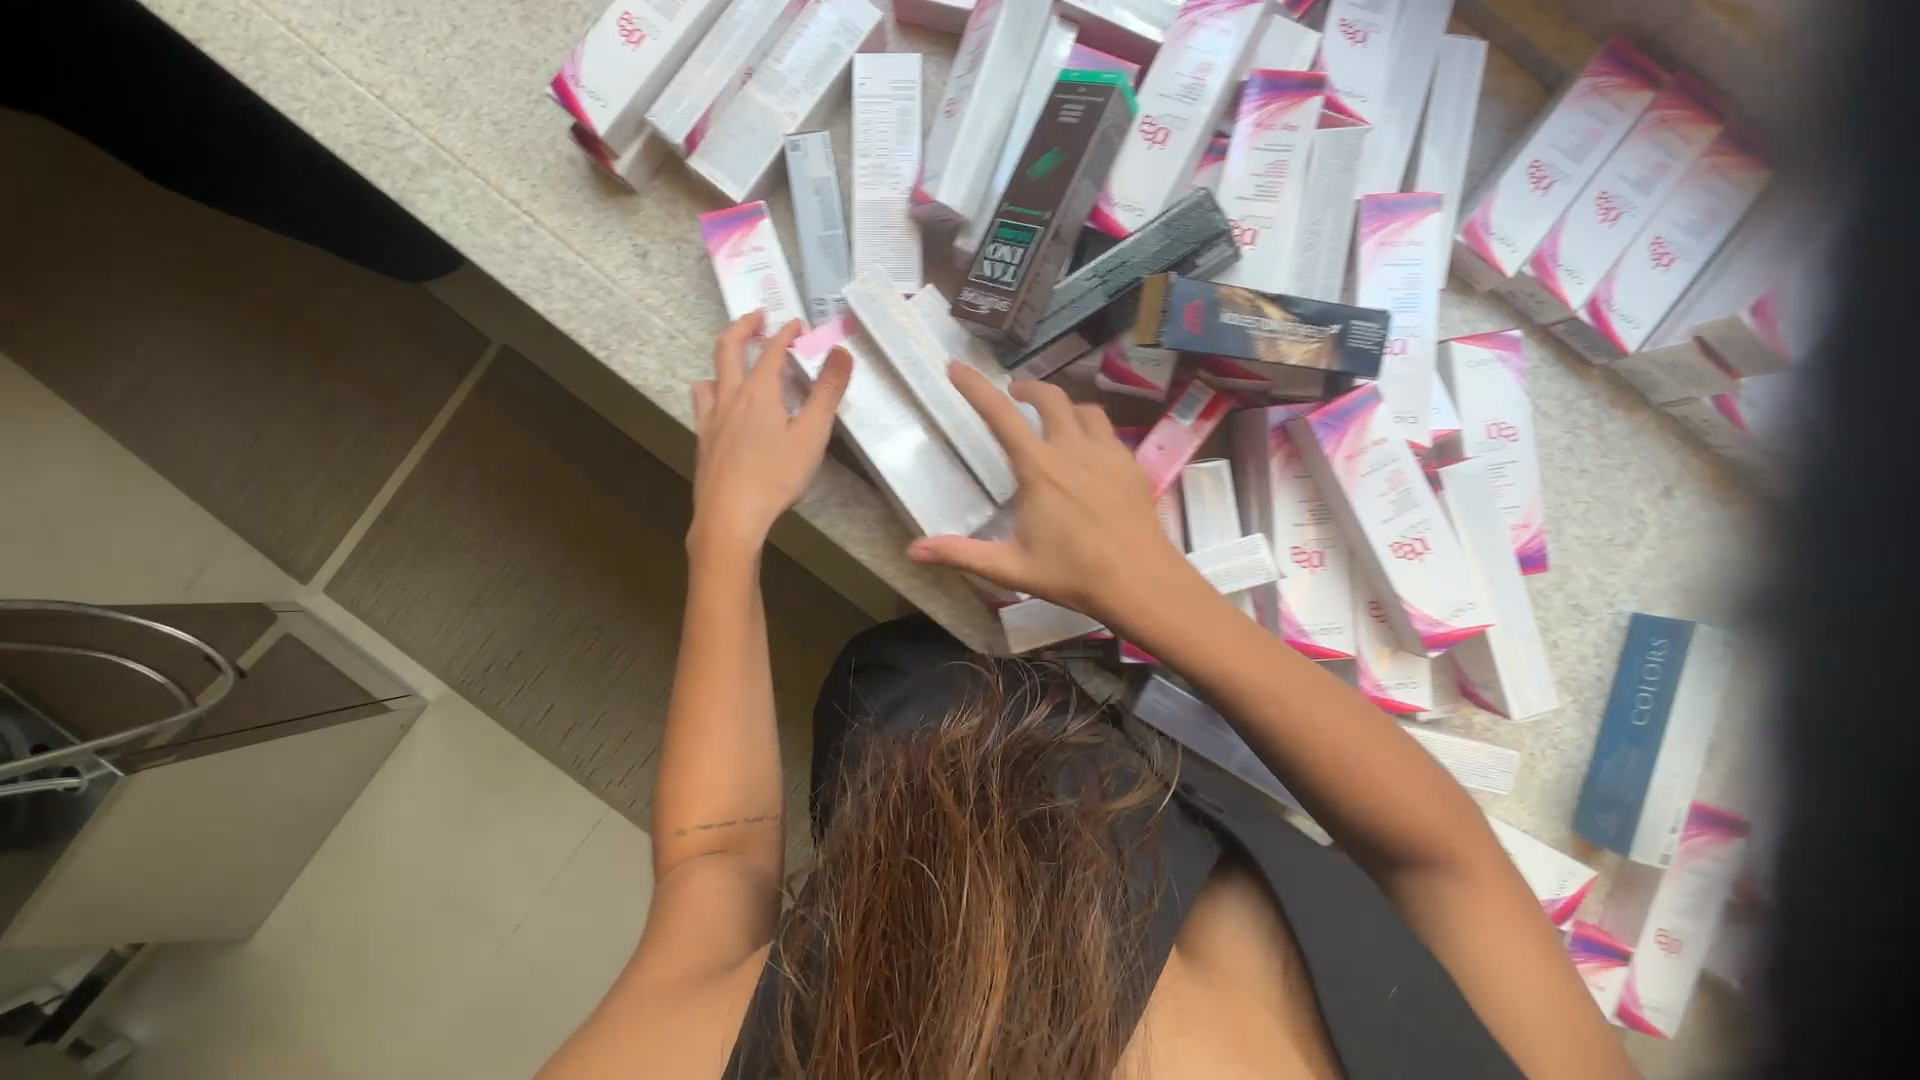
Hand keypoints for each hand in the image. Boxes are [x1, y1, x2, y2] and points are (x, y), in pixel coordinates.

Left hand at [688, 311, 850, 560]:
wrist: (730, 516)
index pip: (771, 350)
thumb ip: (827, 392)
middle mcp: (730, 398)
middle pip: (728, 349)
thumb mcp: (812, 435)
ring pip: (709, 378)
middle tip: (759, 317)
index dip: (785, 333)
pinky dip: (713, 396)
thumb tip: (840, 350)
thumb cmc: (775, 476)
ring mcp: (711, 420)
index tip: (797, 324)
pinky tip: (722, 412)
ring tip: (734, 366)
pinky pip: (703, 407)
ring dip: (723, 364)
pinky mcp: (703, 442)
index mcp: (759, 392)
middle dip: (744, 328)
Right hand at [908, 363, 1199, 624]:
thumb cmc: (1074, 575)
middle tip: (1015, 392)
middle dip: (1028, 387)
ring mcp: (1108, 454)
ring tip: (1054, 419)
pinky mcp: (1132, 465)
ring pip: (1085, 410)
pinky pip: (1108, 432)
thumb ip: (962, 554)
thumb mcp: (1012, 568)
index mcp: (1039, 469)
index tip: (957, 367)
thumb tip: (914, 550)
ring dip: (1064, 406)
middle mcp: (1074, 450)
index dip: (976, 388)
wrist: (1142, 582)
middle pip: (1050, 397)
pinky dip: (1091, 430)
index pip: (1001, 415)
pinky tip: (1089, 453)